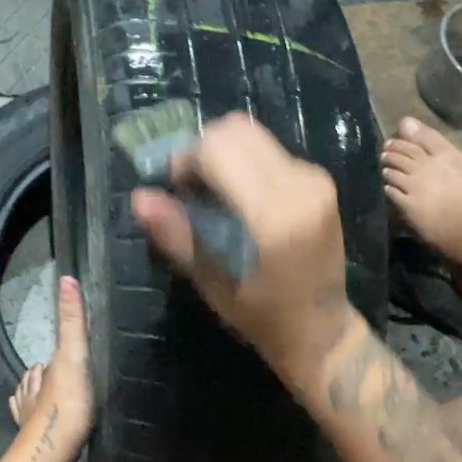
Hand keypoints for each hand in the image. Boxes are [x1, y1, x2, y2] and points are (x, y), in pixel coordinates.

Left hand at [10, 275, 94, 455]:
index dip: (52, 359)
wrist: (49, 455)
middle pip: (34, 383)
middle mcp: (29, 395)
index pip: (43, 363)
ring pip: (28, 404)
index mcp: (41, 375)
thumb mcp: (73, 357)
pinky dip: (31, 422)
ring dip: (36, 398)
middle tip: (57, 375)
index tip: (61, 356)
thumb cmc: (65, 405)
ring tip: (49, 396)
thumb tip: (66, 277)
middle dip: (43, 378)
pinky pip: (29, 428)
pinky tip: (33, 424)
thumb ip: (71, 321)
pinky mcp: (34, 445)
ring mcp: (29, 422)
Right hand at [130, 114, 360, 392]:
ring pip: (253, 135)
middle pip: (237, 130)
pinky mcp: (319, 180)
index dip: (187, 159)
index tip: (177, 188)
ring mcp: (315, 179)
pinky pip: (269, 150)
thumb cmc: (263, 316)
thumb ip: (176, 235)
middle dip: (203, 150)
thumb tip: (139, 197)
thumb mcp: (211, 283)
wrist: (323, 330)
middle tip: (191, 187)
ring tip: (213, 192)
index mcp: (275, 214)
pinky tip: (237, 196)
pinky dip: (243, 162)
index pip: (219, 149)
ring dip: (224, 154)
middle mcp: (301, 186)